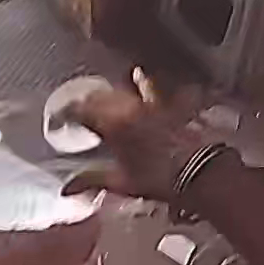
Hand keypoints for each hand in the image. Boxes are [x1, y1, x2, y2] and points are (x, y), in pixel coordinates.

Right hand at [60, 69, 218, 202]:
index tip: (63, 114)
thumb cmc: (160, 179)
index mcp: (114, 127)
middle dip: (92, 99)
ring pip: (130, 88)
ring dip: (119, 88)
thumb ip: (93, 180)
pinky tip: (145, 76)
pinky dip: (148, 83)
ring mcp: (155, 102)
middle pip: (105, 96)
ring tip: (112, 88)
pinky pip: (158, 87)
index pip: (84, 111)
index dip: (70, 111)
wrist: (200, 170)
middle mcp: (133, 109)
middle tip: (84, 105)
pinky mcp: (174, 100)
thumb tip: (68, 187)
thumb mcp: (123, 183)